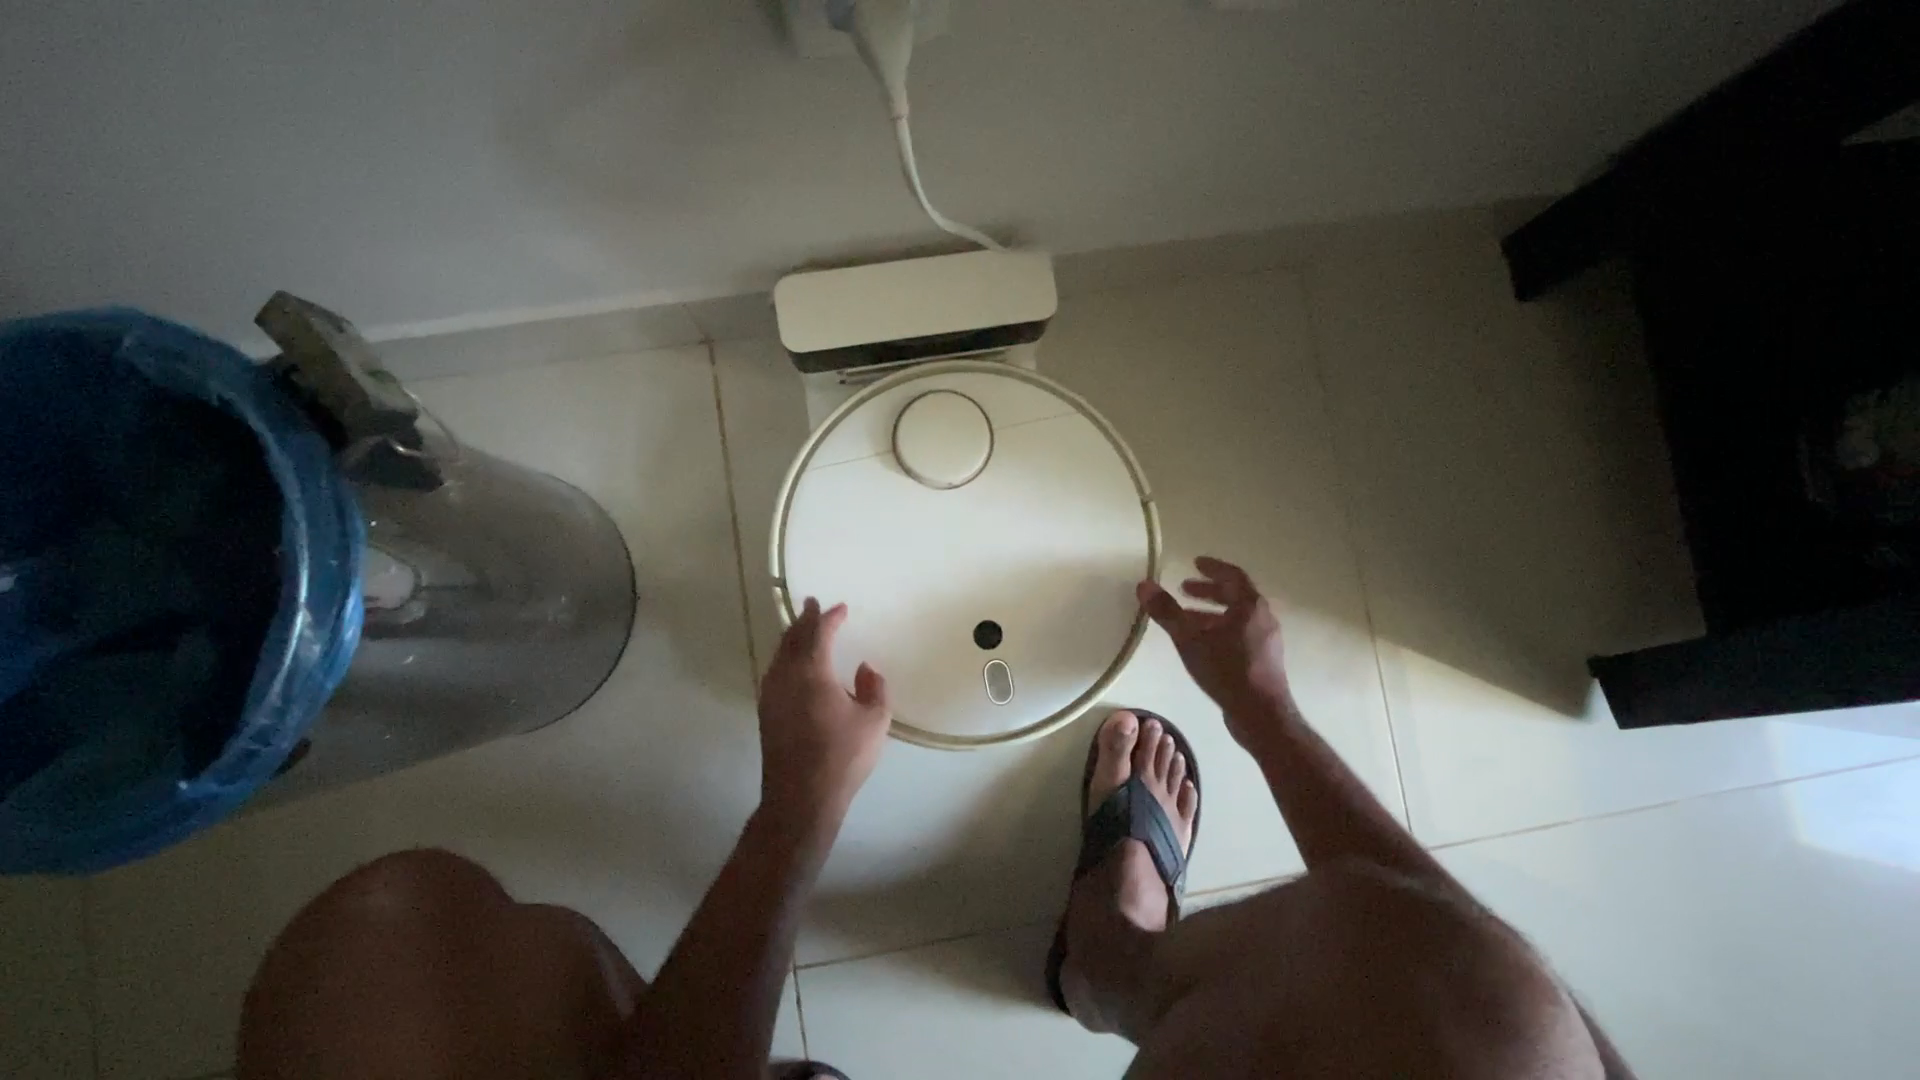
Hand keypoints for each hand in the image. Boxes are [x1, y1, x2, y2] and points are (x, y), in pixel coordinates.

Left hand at [757, 598, 891, 830]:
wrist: (801, 798)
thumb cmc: (842, 756)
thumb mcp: (875, 720)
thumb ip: (875, 687)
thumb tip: (864, 668)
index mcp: (812, 672)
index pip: (819, 633)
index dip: (830, 617)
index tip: (841, 608)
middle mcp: (785, 677)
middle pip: (792, 638)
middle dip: (804, 620)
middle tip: (812, 605)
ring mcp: (771, 695)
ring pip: (780, 655)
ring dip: (792, 639)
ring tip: (802, 630)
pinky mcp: (766, 714)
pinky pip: (774, 672)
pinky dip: (786, 659)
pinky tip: (792, 667)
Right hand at [1138, 556, 1293, 749]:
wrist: (1261, 714)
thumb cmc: (1226, 670)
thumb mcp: (1190, 639)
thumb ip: (1167, 612)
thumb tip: (1144, 585)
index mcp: (1250, 606)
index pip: (1232, 576)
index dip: (1212, 568)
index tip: (1194, 563)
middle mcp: (1263, 618)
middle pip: (1235, 596)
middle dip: (1208, 591)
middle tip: (1184, 589)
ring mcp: (1266, 640)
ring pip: (1237, 617)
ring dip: (1212, 612)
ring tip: (1187, 618)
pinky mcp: (1264, 659)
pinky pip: (1240, 633)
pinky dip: (1220, 629)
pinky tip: (1203, 644)